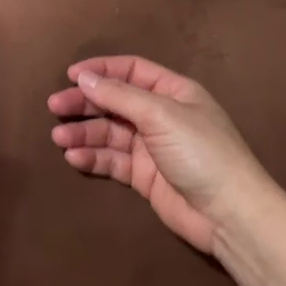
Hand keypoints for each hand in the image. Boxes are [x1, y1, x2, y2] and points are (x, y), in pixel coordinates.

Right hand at [47, 56, 262, 253]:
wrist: (230, 214)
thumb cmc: (201, 152)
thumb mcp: (161, 115)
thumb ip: (120, 96)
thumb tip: (84, 78)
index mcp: (173, 92)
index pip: (131, 71)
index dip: (101, 70)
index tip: (70, 75)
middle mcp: (161, 116)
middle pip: (115, 102)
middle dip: (85, 103)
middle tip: (55, 107)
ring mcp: (152, 148)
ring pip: (110, 133)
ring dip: (84, 133)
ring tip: (59, 139)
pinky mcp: (145, 177)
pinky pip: (113, 161)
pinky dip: (93, 158)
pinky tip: (75, 158)